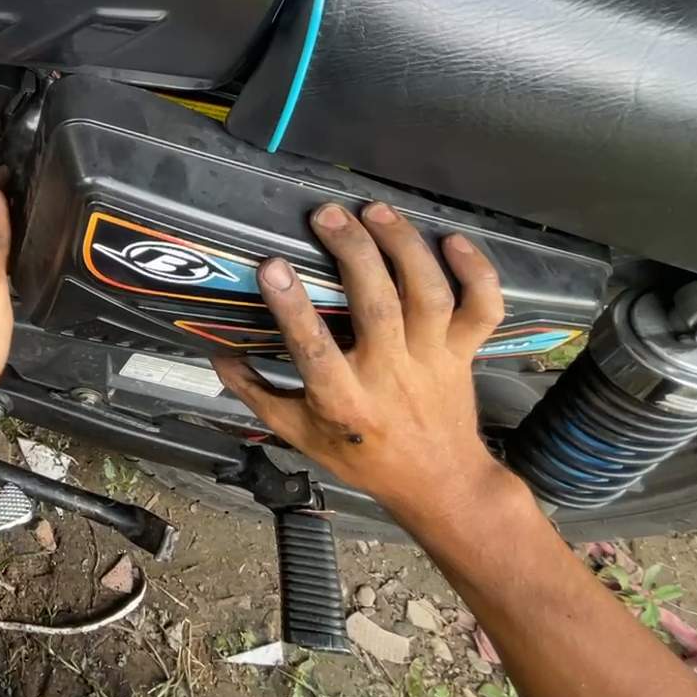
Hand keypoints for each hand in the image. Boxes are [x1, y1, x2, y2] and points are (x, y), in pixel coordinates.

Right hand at [212, 202, 513, 527]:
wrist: (443, 484)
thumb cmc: (360, 456)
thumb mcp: (294, 431)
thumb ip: (252, 390)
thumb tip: (214, 351)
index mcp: (344, 399)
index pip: (314, 348)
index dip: (293, 306)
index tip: (272, 265)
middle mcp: (391, 374)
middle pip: (378, 307)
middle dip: (355, 255)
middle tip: (328, 216)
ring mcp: (434, 360)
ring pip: (428, 296)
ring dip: (404, 248)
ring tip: (376, 211)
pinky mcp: (464, 353)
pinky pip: (481, 309)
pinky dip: (477, 273)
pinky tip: (454, 239)